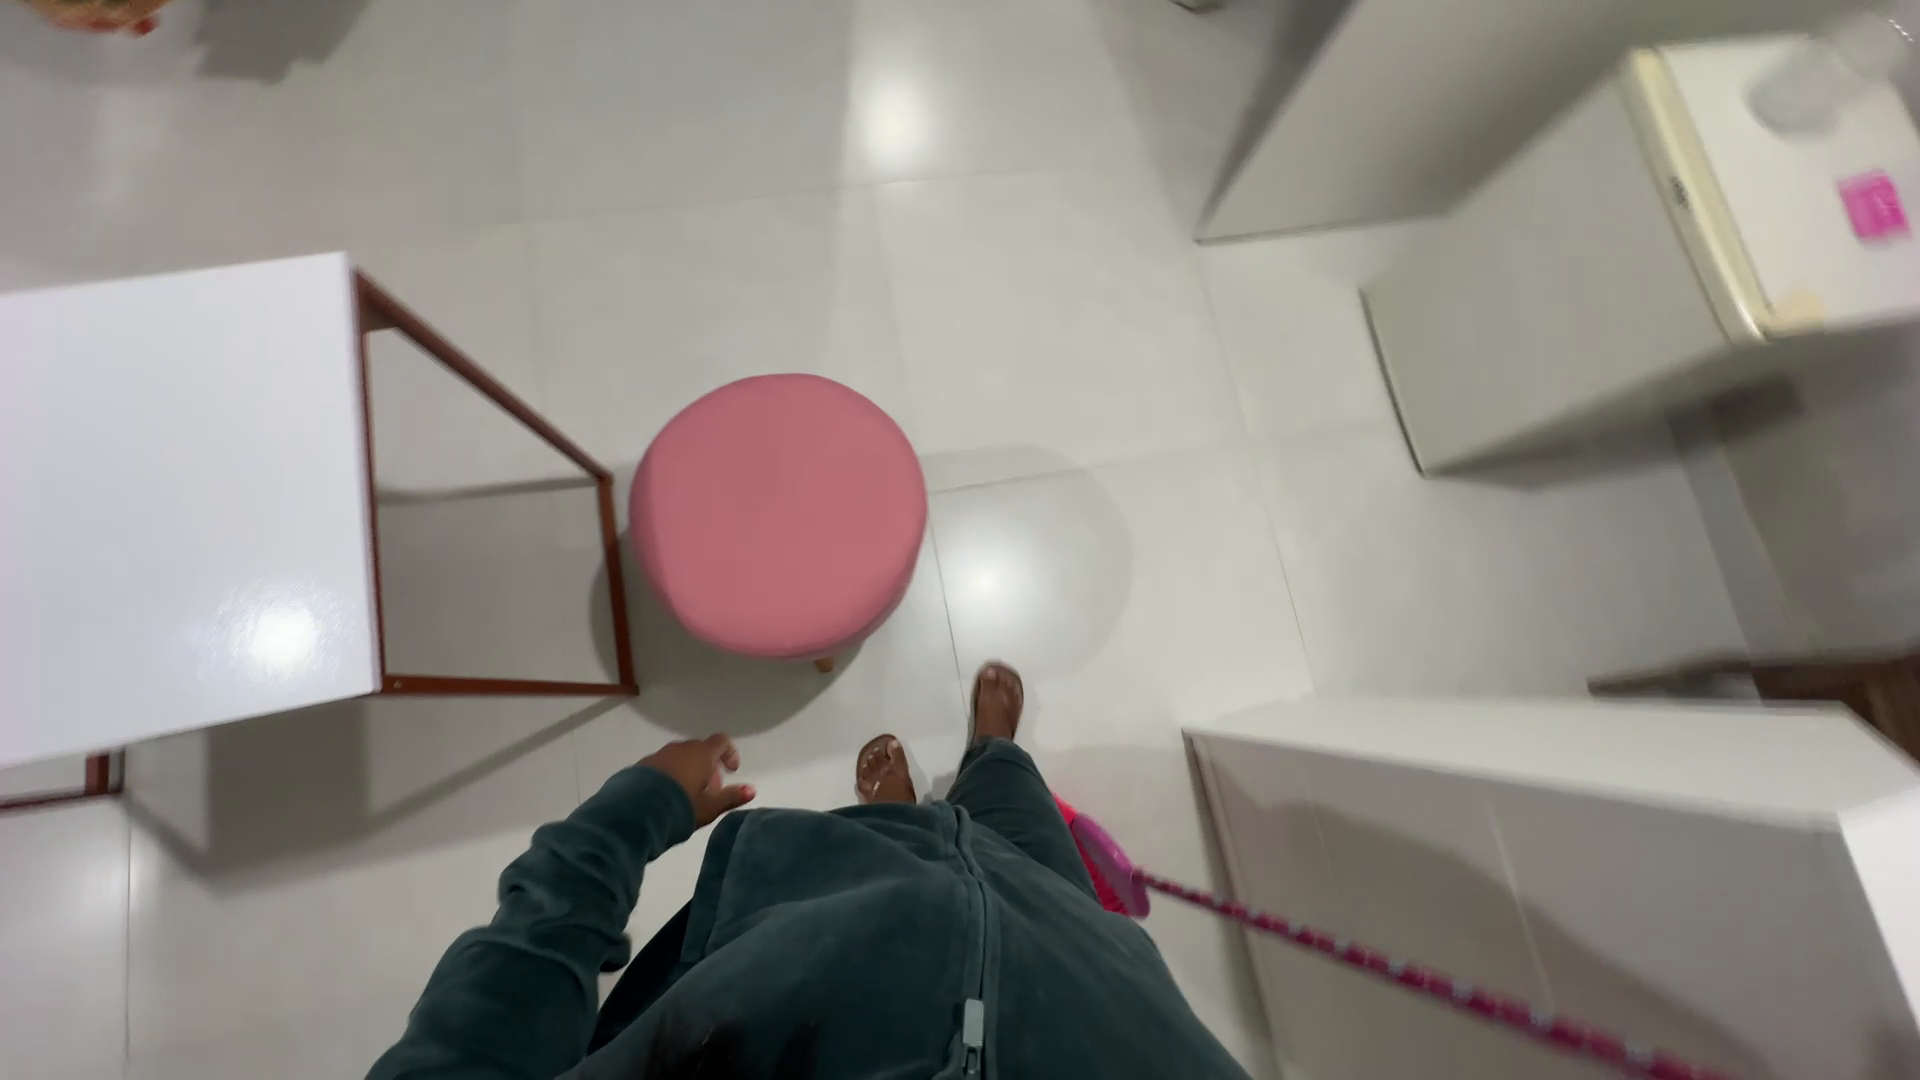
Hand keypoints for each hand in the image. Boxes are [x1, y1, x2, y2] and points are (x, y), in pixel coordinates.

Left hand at [639, 734, 755, 827]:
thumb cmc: (679, 808)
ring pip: (680, 756)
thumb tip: (752, 789)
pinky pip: (662, 764)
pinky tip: (665, 795)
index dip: (729, 753)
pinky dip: (669, 774)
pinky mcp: (641, 766)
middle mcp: (681, 749)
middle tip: (709, 789)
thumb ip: (731, 797)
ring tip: (686, 794)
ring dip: (688, 769)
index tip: (731, 770)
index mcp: (701, 755)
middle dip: (708, 765)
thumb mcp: (709, 808)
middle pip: (700, 749)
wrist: (632, 814)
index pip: (721, 741)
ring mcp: (659, 755)